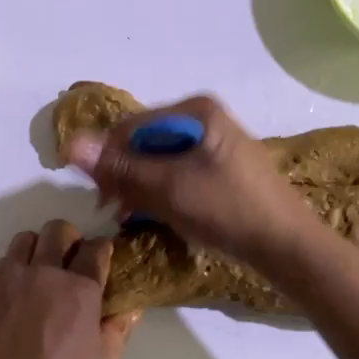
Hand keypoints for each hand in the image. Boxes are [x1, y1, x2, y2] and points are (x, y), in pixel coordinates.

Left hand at [0, 220, 140, 358]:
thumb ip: (119, 326)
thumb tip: (131, 305)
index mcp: (80, 290)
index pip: (96, 248)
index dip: (103, 250)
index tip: (103, 260)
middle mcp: (45, 275)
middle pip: (58, 230)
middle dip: (72, 239)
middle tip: (74, 262)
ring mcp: (13, 280)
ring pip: (26, 239)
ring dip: (40, 248)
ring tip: (45, 272)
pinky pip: (5, 261)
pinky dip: (17, 265)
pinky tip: (24, 290)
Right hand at [64, 95, 310, 263]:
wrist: (287, 247)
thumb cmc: (228, 210)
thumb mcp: (168, 188)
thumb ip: (120, 167)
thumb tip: (70, 144)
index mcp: (195, 111)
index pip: (131, 127)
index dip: (108, 159)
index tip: (100, 196)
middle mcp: (204, 120)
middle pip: (144, 143)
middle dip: (124, 176)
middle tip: (113, 210)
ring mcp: (213, 145)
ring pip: (158, 162)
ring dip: (139, 188)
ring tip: (131, 217)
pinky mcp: (219, 170)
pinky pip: (176, 175)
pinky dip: (160, 194)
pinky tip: (154, 216)